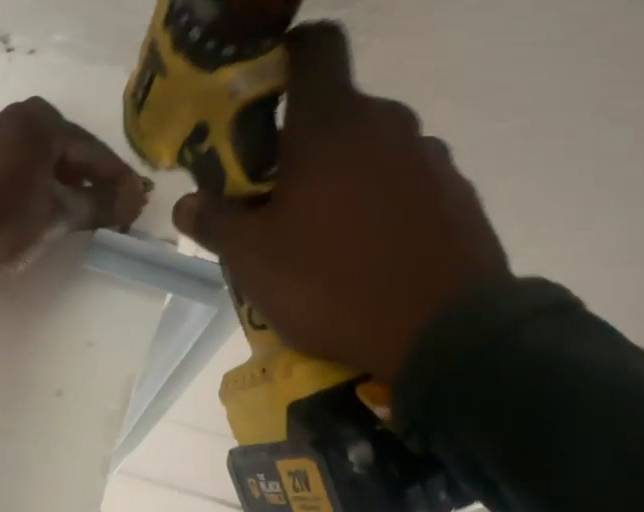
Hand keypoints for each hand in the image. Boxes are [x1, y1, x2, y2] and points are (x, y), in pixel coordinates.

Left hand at [0, 97, 149, 284]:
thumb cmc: (4, 226)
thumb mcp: (58, 217)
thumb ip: (99, 205)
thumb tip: (133, 202)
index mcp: (38, 121)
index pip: (92, 151)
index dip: (118, 180)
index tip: (139, 201)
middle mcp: (13, 118)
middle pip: (67, 151)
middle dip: (93, 180)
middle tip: (119, 206)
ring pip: (42, 160)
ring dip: (67, 184)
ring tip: (90, 211)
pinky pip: (20, 168)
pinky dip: (40, 185)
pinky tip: (52, 206)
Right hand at [173, 23, 509, 384]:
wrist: (442, 332)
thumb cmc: (332, 285)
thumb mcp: (254, 262)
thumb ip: (216, 223)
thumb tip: (188, 202)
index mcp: (331, 124)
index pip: (313, 47)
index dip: (282, 58)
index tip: (258, 99)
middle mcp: (386, 123)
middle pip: (334, 112)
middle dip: (299, 147)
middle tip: (271, 202)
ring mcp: (428, 156)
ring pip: (369, 152)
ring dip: (340, 181)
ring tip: (320, 240)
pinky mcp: (455, 194)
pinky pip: (402, 185)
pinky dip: (377, 206)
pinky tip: (365, 256)